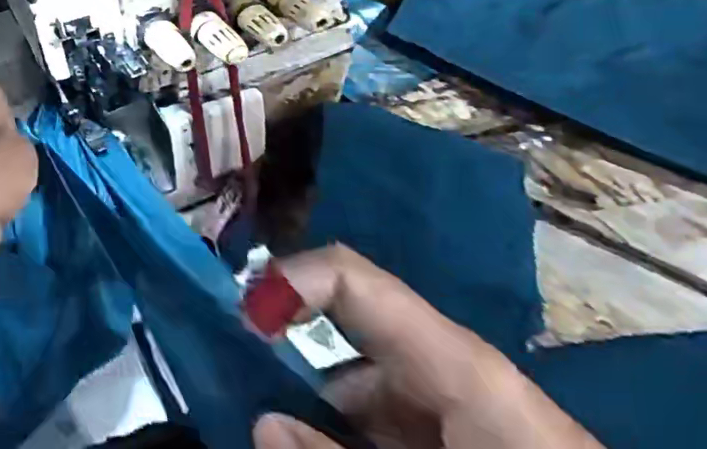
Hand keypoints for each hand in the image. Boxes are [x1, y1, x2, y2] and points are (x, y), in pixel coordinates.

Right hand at [252, 246, 602, 448]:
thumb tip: (262, 423)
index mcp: (456, 361)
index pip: (350, 275)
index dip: (286, 283)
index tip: (240, 324)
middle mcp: (453, 365)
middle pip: (345, 331)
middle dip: (286, 355)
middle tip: (239, 386)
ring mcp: (462, 404)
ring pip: (362, 381)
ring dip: (312, 401)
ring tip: (272, 424)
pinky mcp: (467, 434)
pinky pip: (388, 417)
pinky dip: (346, 429)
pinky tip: (317, 442)